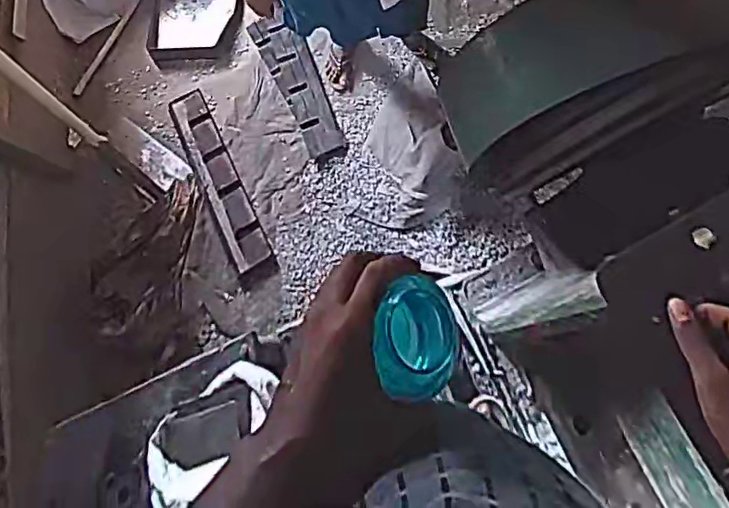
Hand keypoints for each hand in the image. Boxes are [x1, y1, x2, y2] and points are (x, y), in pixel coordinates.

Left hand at [201, 253, 430, 507]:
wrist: (290, 466)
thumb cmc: (328, 446)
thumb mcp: (395, 422)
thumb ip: (424, 406)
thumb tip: (438, 404)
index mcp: (349, 326)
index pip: (376, 271)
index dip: (401, 264)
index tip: (415, 270)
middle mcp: (324, 319)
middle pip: (350, 264)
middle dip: (378, 262)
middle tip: (400, 276)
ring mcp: (307, 329)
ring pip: (333, 281)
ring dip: (359, 280)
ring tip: (382, 299)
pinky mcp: (299, 344)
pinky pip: (323, 304)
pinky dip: (344, 301)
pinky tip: (359, 328)